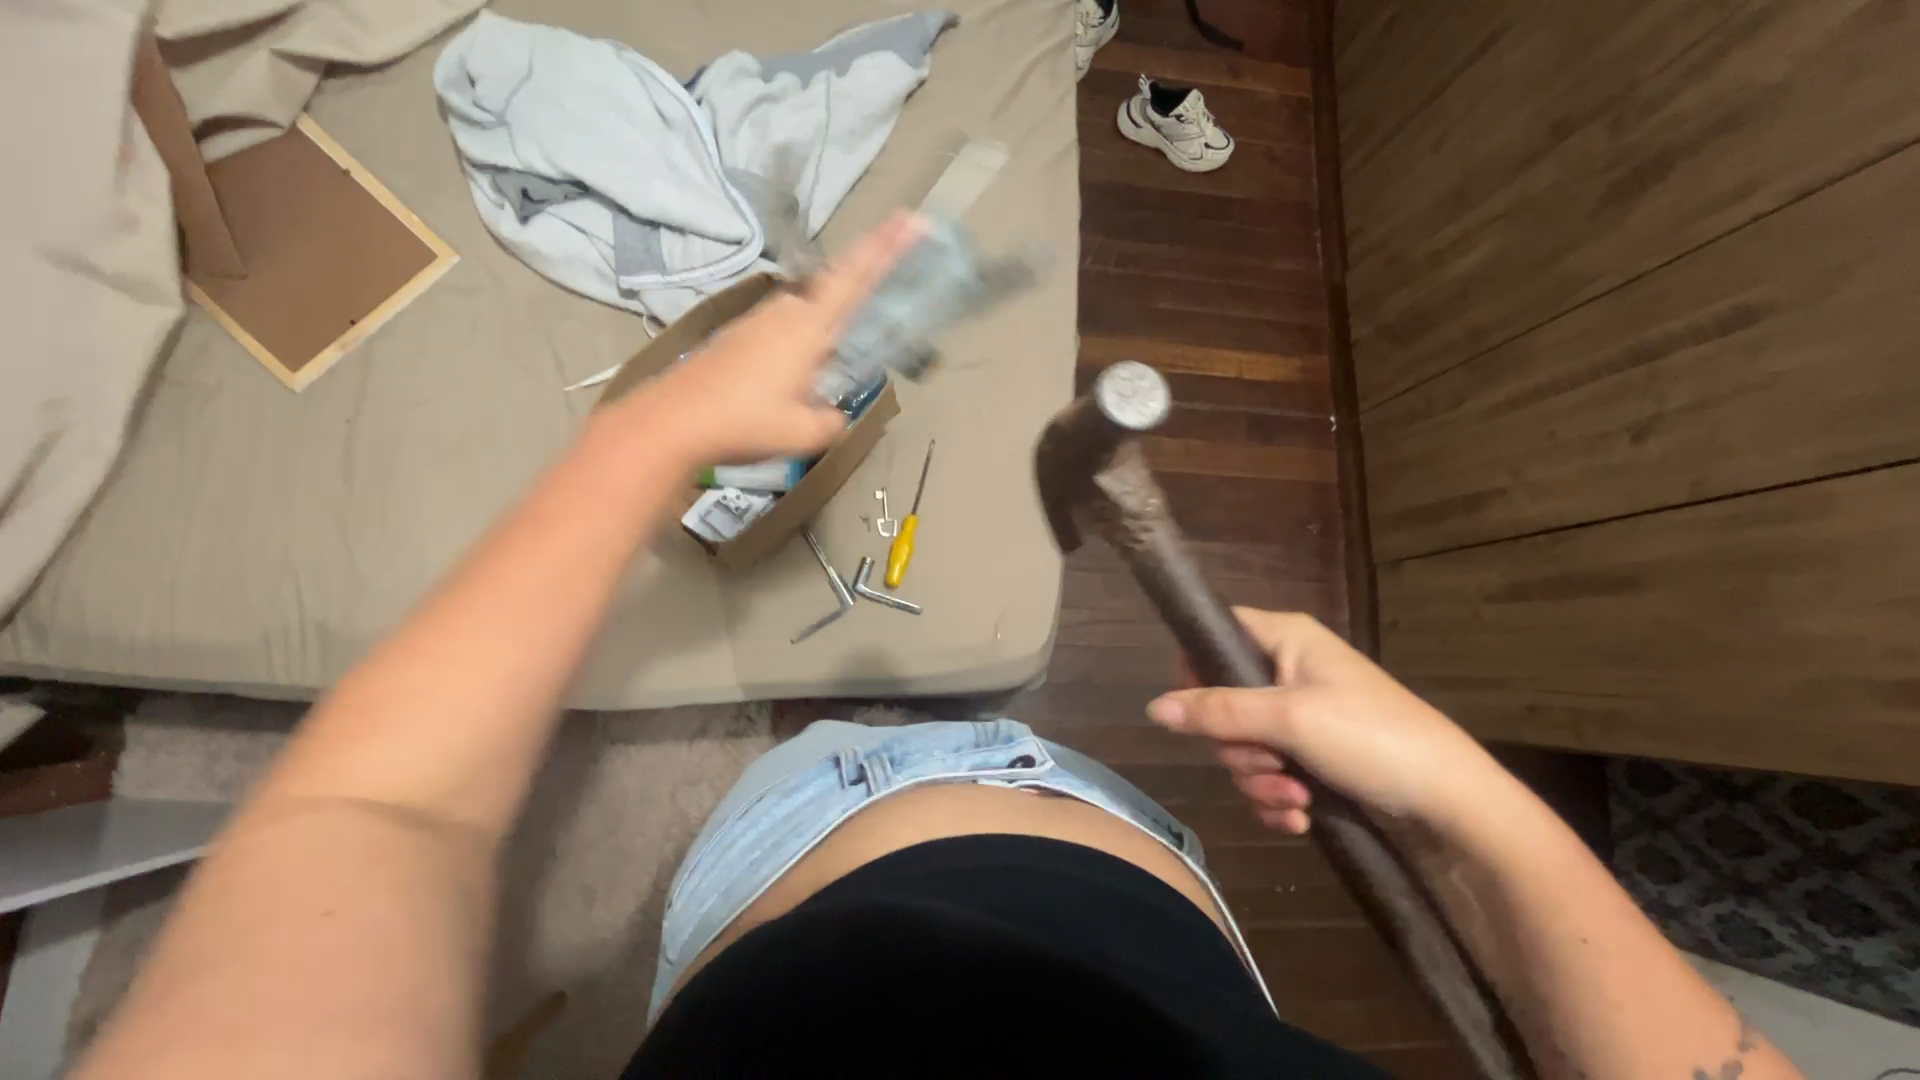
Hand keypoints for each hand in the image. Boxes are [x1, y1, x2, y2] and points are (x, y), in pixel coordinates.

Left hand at [621, 212, 923, 464]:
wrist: (673, 421)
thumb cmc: (745, 424)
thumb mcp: (806, 433)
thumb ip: (832, 418)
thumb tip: (831, 411)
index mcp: (810, 328)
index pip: (856, 279)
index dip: (886, 248)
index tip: (909, 219)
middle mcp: (787, 313)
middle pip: (834, 287)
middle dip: (862, 279)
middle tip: (887, 274)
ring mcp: (759, 321)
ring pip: (808, 311)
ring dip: (828, 320)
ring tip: (838, 348)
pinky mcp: (740, 335)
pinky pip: (786, 327)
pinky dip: (803, 336)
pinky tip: (796, 369)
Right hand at [1146, 610, 1500, 834]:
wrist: (1451, 805)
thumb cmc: (1371, 738)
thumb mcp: (1289, 718)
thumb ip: (1217, 711)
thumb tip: (1153, 708)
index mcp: (1286, 639)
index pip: (1216, 633)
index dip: (1196, 669)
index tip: (1198, 710)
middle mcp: (1288, 671)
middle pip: (1222, 700)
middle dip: (1237, 746)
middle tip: (1269, 761)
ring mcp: (1301, 717)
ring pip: (1243, 745)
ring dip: (1259, 778)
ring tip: (1295, 798)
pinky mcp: (1312, 759)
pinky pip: (1267, 773)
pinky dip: (1276, 797)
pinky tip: (1298, 817)